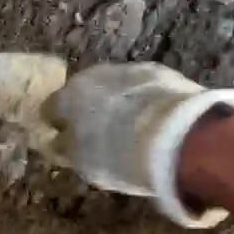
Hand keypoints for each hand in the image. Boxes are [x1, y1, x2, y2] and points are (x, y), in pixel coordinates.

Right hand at [46, 62, 233, 227]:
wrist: (181, 137)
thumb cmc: (124, 155)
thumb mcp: (88, 164)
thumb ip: (68, 149)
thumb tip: (58, 143)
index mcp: (70, 96)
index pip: (52, 107)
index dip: (58, 123)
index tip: (65, 138)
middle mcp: (94, 75)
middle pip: (84, 92)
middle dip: (89, 109)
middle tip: (100, 133)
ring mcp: (129, 70)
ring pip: (116, 87)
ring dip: (119, 103)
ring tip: (133, 129)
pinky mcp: (161, 72)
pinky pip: (146, 89)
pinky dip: (146, 102)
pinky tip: (158, 122)